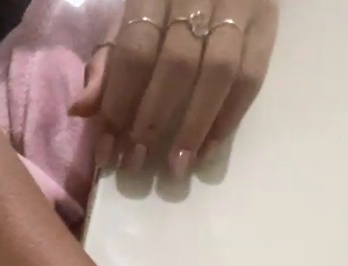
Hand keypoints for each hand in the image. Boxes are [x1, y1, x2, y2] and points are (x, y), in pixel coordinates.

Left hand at [71, 0, 278, 176]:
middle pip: (176, 64)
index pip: (134, 53)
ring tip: (178, 166)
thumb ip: (107, 65)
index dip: (120, 105)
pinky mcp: (266, 21)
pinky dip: (229, 117)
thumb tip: (81, 109)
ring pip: (218, 71)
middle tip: (138, 163)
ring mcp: (237, 4)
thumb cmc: (164, 7)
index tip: (108, 153)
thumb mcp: (130, 24)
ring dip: (195, 125)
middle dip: (154, 120)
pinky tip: (209, 150)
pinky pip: (252, 75)